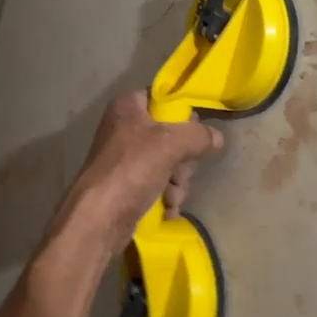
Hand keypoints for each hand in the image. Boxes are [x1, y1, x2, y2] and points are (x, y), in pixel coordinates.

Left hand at [56, 91, 225, 254]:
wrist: (99, 217)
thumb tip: (217, 137)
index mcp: (128, 107)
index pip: (162, 99)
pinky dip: (165, 197)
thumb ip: (197, 135)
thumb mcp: (170, 144)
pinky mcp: (127, 185)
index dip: (182, 114)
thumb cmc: (132, 168)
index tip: (196, 133)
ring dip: (177, 183)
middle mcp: (124, 128)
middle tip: (181, 172)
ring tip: (172, 198)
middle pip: (170, 135)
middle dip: (183, 160)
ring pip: (167, 163)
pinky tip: (168, 210)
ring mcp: (125, 158)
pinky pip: (157, 184)